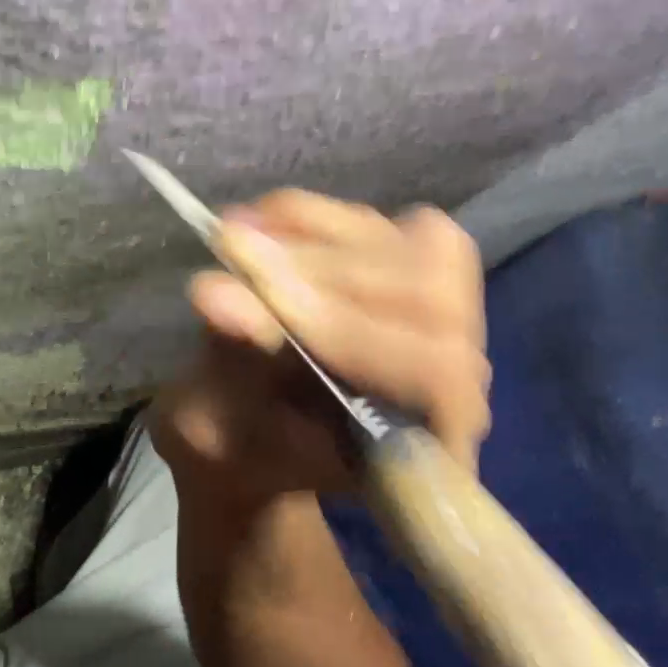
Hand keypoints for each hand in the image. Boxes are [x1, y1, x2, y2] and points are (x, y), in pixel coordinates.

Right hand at [150, 188, 489, 504]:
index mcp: (420, 444)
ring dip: (324, 236)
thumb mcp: (215, 425)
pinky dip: (327, 218)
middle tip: (236, 251)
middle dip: (328, 271)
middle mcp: (452, 380)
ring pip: (416, 251)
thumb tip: (215, 295)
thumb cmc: (231, 448)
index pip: (430, 370)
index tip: (265, 299)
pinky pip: (392, 229)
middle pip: (432, 297)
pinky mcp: (412, 281)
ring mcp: (441, 325)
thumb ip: (229, 366)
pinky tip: (262, 218)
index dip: (351, 328)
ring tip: (240, 232)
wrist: (241, 437)